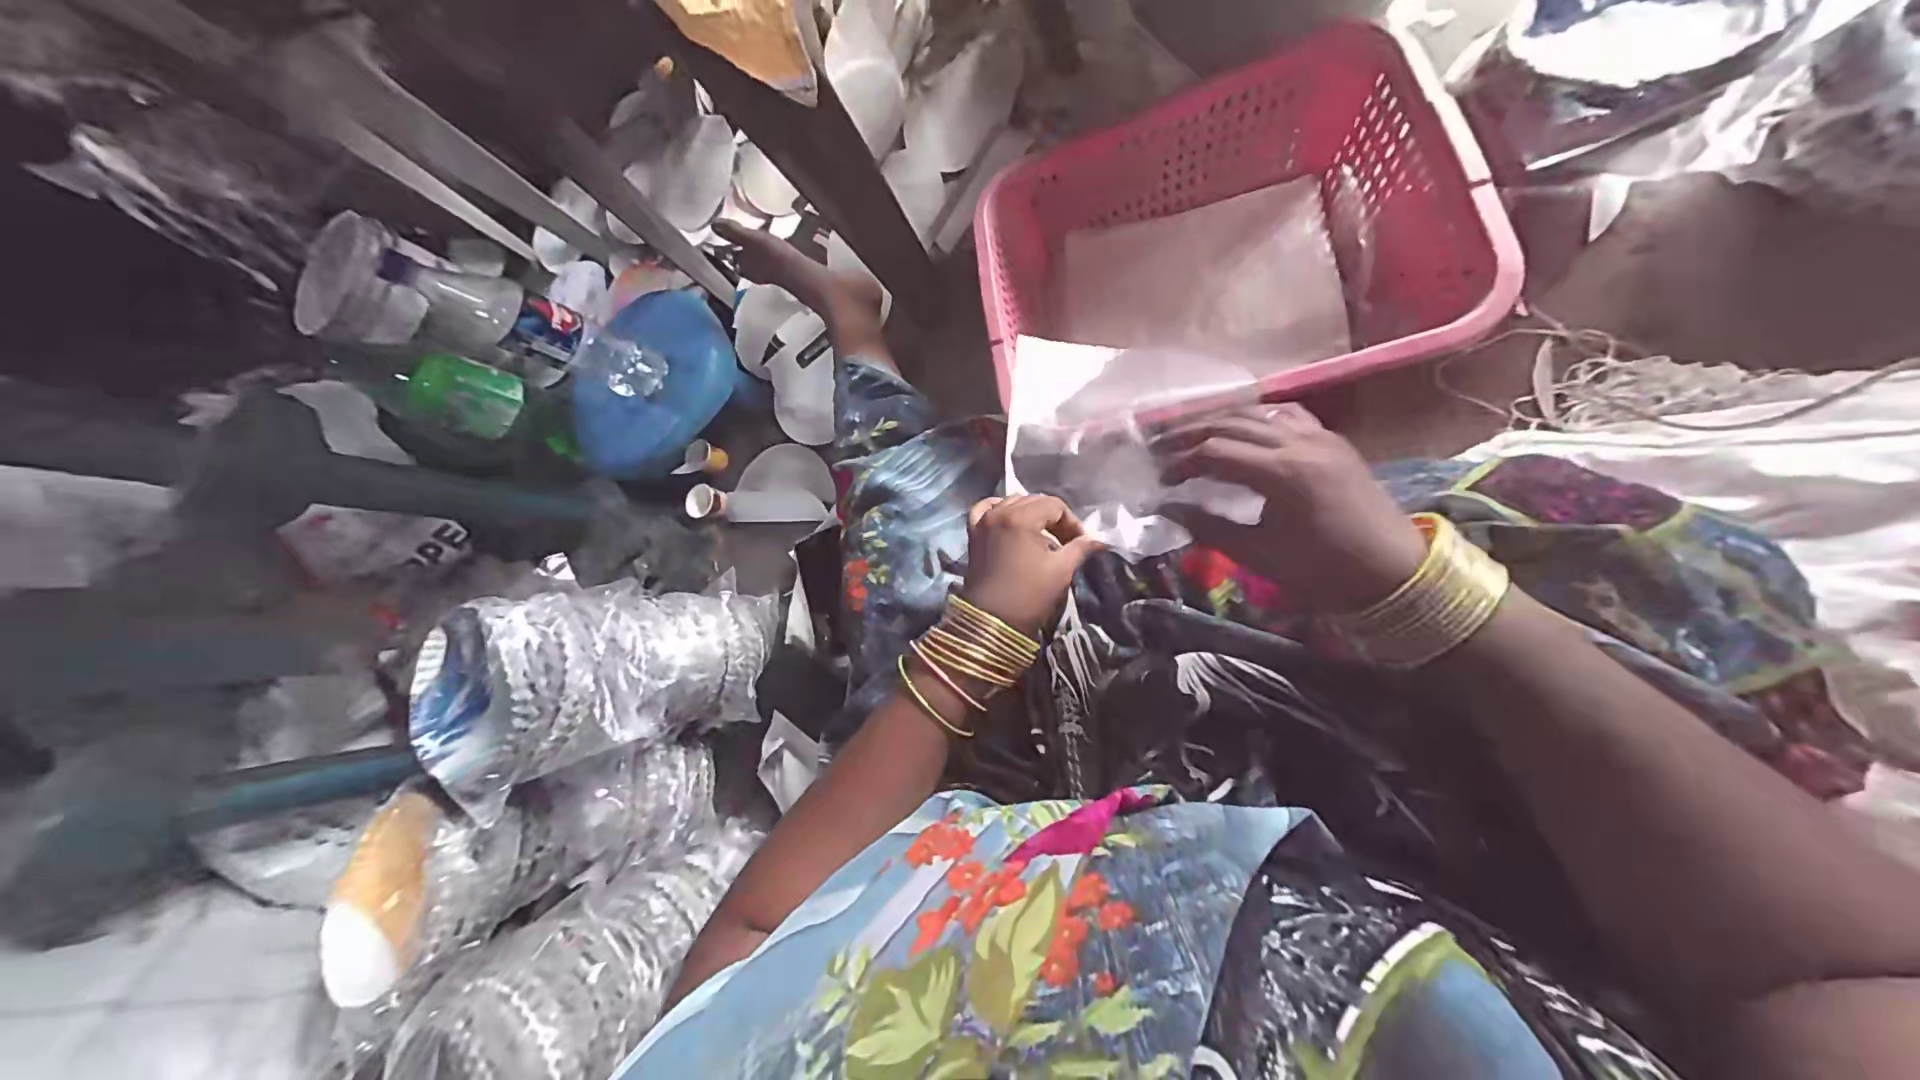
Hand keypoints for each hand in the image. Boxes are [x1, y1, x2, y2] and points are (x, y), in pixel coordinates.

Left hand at [959, 495, 1103, 635]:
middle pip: (1033, 501)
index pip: (1054, 505)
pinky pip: (984, 510)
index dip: (1072, 522)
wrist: (992, 621)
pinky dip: (998, 510)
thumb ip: (1080, 548)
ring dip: (1030, 514)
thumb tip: (1099, 541)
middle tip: (1066, 541)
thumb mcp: (1061, 570)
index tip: (1081, 542)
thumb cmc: (1029, 595)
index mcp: (1021, 517)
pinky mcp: (973, 535)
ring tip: (1042, 535)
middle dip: (1053, 518)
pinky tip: (1009, 519)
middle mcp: (999, 513)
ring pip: (1011, 504)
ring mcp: (983, 523)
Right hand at [1153, 403, 1427, 612]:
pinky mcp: (1332, 441)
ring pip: (1257, 413)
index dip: (1180, 462)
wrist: (1393, 573)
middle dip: (1189, 434)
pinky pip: (1286, 416)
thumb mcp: (1258, 554)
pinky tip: (1241, 430)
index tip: (1162, 480)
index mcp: (1281, 474)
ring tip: (1191, 435)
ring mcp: (1320, 437)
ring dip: (1219, 421)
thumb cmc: (1323, 571)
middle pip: (1231, 423)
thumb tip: (1167, 508)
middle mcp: (1300, 443)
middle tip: (1160, 448)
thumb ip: (1208, 526)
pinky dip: (1256, 419)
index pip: (1214, 451)